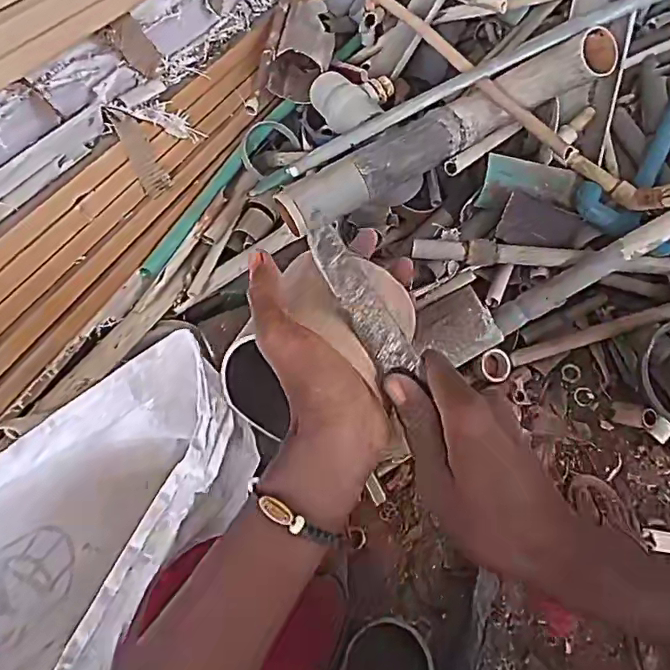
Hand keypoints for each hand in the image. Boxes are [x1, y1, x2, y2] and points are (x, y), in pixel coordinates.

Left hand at [246, 249, 390, 529]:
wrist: (344, 431)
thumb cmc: (311, 390)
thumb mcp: (279, 335)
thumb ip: (265, 298)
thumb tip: (257, 264)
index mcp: (305, 323)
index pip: (320, 277)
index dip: (333, 254)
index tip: (346, 238)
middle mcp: (332, 332)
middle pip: (352, 287)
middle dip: (366, 264)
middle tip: (378, 247)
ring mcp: (359, 345)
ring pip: (376, 304)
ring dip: (388, 283)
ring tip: (401, 266)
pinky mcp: (382, 359)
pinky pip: (395, 328)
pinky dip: (404, 311)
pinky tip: (412, 299)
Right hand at [384, 352, 586, 587]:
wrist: (551, 549)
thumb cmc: (486, 523)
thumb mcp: (436, 480)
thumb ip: (418, 425)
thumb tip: (396, 380)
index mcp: (466, 408)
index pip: (431, 362)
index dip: (410, 377)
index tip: (398, 408)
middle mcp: (490, 401)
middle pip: (446, 384)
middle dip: (427, 407)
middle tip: (420, 452)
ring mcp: (507, 415)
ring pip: (461, 404)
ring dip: (447, 426)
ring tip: (442, 468)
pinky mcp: (516, 431)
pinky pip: (479, 419)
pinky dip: (466, 436)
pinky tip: (467, 473)